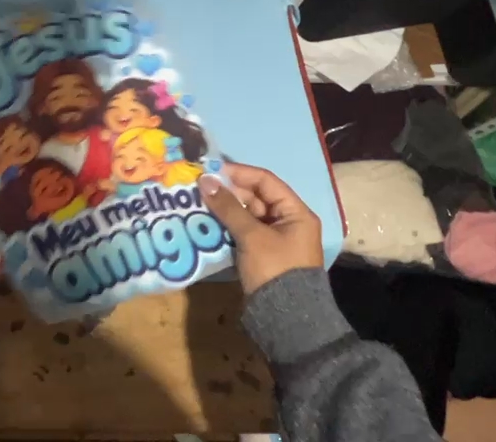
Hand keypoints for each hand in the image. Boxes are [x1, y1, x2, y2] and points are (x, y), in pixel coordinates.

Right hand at [201, 163, 324, 296]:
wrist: (287, 323)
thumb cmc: (275, 270)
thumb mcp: (252, 236)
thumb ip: (229, 207)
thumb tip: (205, 180)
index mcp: (295, 213)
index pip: (265, 181)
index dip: (238, 172)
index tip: (211, 170)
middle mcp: (288, 222)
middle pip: (255, 197)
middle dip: (228, 192)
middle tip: (200, 189)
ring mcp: (276, 239)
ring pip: (247, 215)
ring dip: (225, 209)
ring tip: (199, 204)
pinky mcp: (263, 255)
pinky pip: (244, 232)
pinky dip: (227, 226)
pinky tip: (207, 224)